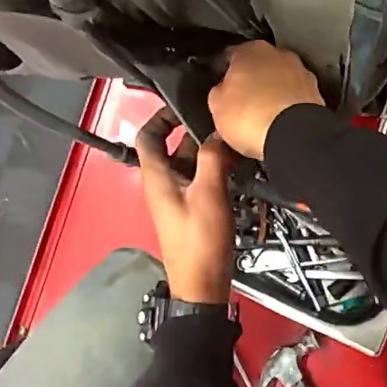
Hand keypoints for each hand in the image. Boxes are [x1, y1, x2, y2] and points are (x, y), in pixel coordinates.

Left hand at [136, 107, 235, 303]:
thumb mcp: (209, 194)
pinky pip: (202, 177)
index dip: (162, 115)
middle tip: (222, 119)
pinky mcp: (194, 206)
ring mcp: (180, 195)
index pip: (148, 135)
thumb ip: (213, 159)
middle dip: (195, 130)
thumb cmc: (199, 241)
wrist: (202, 283)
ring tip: (234, 138)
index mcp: (156, 177)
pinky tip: (237, 164)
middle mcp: (164, 182)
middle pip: (173, 145)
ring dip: (209, 150)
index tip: (186, 103)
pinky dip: (216, 168)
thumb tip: (219, 132)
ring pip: (191, 162)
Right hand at [207, 41, 324, 159]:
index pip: (231, 56)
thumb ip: (218, 91)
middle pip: (259, 66)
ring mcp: (301, 73)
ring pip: (280, 81)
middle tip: (242, 104)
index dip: (224, 73)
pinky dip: (288, 106)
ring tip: (262, 117)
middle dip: (252, 82)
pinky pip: (295, 98)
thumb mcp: (216, 105)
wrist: (294, 136)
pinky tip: (280, 122)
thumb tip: (222, 91)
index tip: (221, 87)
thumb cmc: (252, 116)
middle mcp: (279, 54)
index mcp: (250, 50)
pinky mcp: (316, 94)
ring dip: (273, 93)